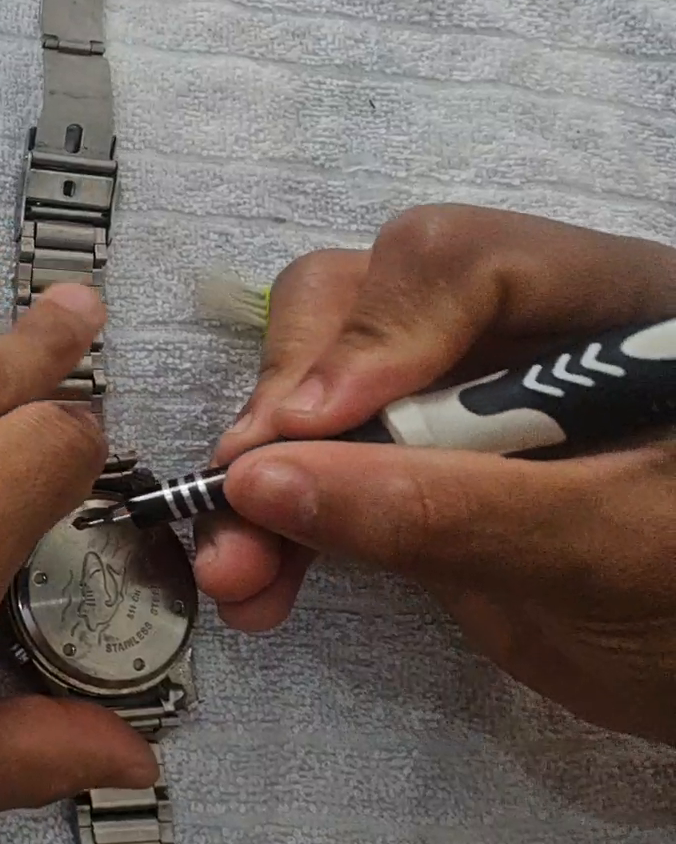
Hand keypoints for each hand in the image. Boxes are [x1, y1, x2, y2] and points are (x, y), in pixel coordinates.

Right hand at [195, 205, 675, 743]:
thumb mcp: (611, 555)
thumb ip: (442, 509)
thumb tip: (251, 480)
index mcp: (603, 308)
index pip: (454, 262)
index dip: (373, 332)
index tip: (316, 427)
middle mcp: (498, 332)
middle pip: (341, 313)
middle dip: (280, 412)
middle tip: (247, 496)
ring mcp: (430, 393)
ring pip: (292, 392)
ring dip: (248, 484)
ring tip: (233, 572)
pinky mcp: (384, 452)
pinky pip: (289, 461)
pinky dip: (260, 520)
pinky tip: (252, 581)